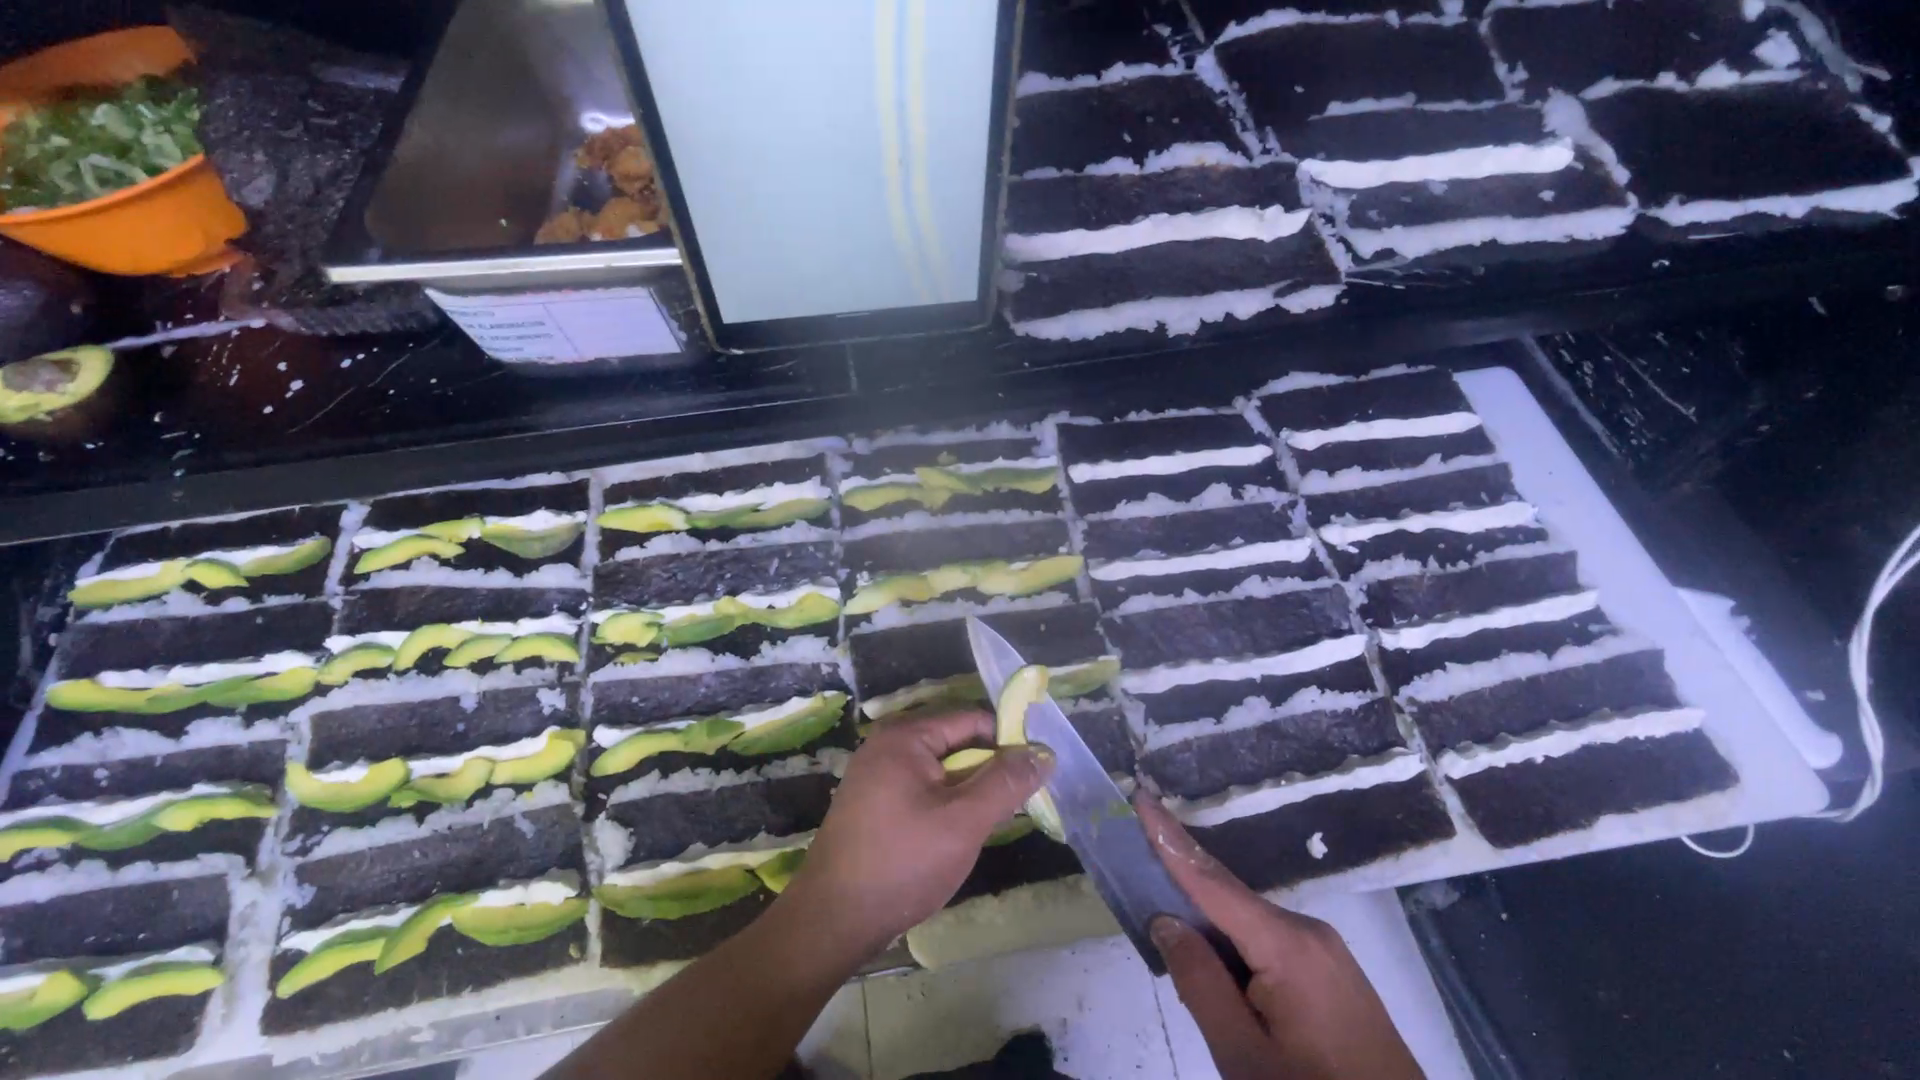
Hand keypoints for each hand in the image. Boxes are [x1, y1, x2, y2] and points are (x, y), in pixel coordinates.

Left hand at [776, 710, 1052, 958]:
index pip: (971, 719)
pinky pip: (924, 789)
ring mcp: (877, 776)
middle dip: (990, 768)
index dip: (1008, 740)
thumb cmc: (901, 863)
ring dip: (971, 790)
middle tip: (1020, 801)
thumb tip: (1042, 753)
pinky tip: (962, 833)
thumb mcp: (963, 822)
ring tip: (997, 820)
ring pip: (942, 770)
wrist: (833, 920)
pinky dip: (948, 804)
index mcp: (904, 737)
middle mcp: (887, 746)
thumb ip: (1005, 783)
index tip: (1038, 771)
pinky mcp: (874, 804)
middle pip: (956, 741)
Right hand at [1135, 792, 1423, 1079]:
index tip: (1141, 798)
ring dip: (1211, 937)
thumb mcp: (1243, 1053)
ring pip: (1249, 927)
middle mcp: (1309, 932)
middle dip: (1183, 898)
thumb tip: (1167, 921)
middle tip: (1142, 910)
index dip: (1170, 840)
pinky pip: (1271, 945)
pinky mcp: (1334, 974)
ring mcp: (1327, 952)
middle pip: (1229, 902)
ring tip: (1185, 973)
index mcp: (1287, 944)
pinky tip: (1227, 989)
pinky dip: (1237, 952)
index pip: (1213, 881)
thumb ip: (1199, 982)